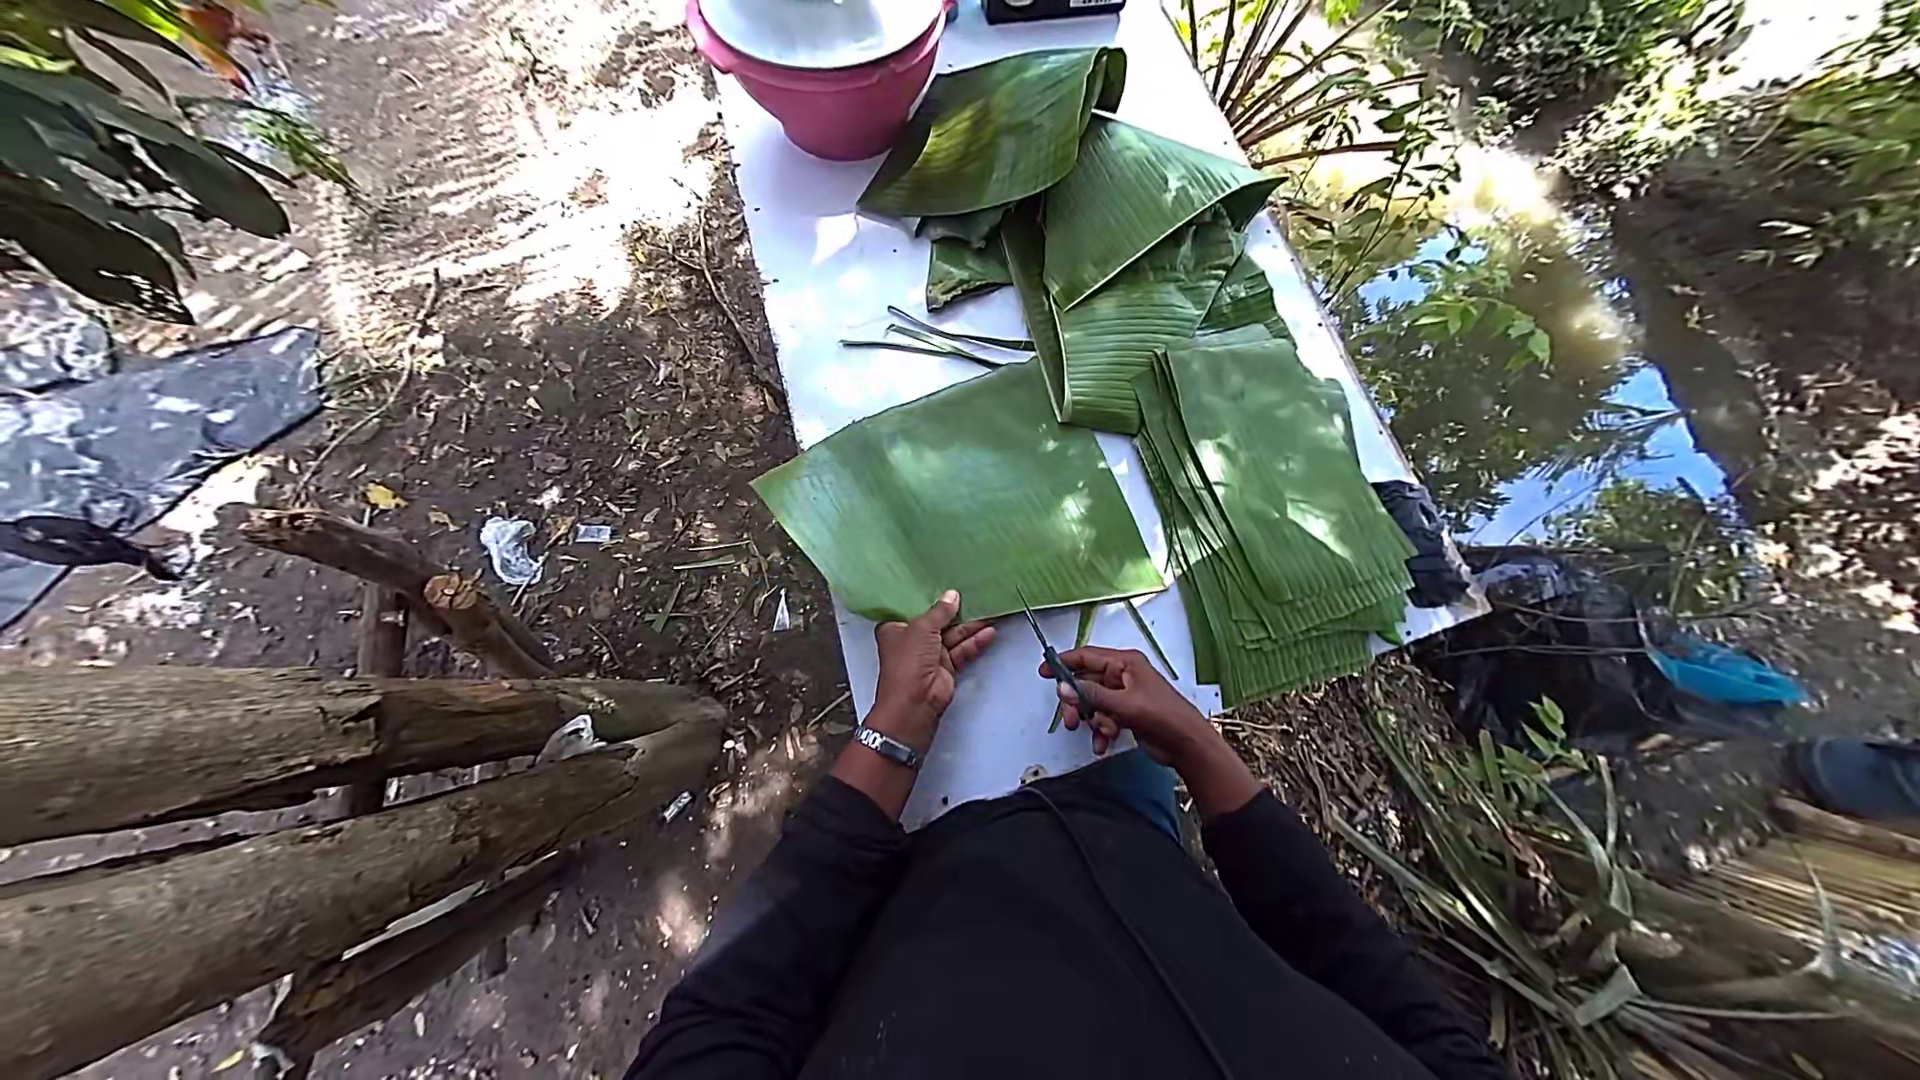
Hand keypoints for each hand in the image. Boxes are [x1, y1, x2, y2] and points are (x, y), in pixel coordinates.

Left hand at [870, 589, 995, 749]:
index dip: (928, 597)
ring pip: (953, 636)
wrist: (915, 703)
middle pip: (937, 621)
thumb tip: (952, 595)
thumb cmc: (908, 662)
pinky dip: (975, 642)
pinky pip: (962, 650)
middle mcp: (913, 640)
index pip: (913, 608)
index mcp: (896, 628)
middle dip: (955, 611)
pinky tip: (989, 632)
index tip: (944, 582)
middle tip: (975, 595)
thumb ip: (939, 611)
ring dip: (970, 626)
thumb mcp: (921, 628)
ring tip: (989, 611)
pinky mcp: (946, 667)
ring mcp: (930, 654)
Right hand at [1043, 646, 1214, 763]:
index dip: (1064, 662)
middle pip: (1086, 682)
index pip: (1087, 656)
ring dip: (1091, 719)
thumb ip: (1092, 694)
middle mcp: (1123, 675)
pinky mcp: (1126, 713)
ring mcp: (1124, 695)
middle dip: (1077, 702)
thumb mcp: (1124, 704)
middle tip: (1071, 720)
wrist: (1188, 745)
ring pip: (1093, 702)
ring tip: (1098, 732)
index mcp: (1125, 663)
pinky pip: (1103, 717)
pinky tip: (1103, 742)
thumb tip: (1064, 687)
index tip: (1044, 671)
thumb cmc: (1164, 717)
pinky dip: (1100, 729)